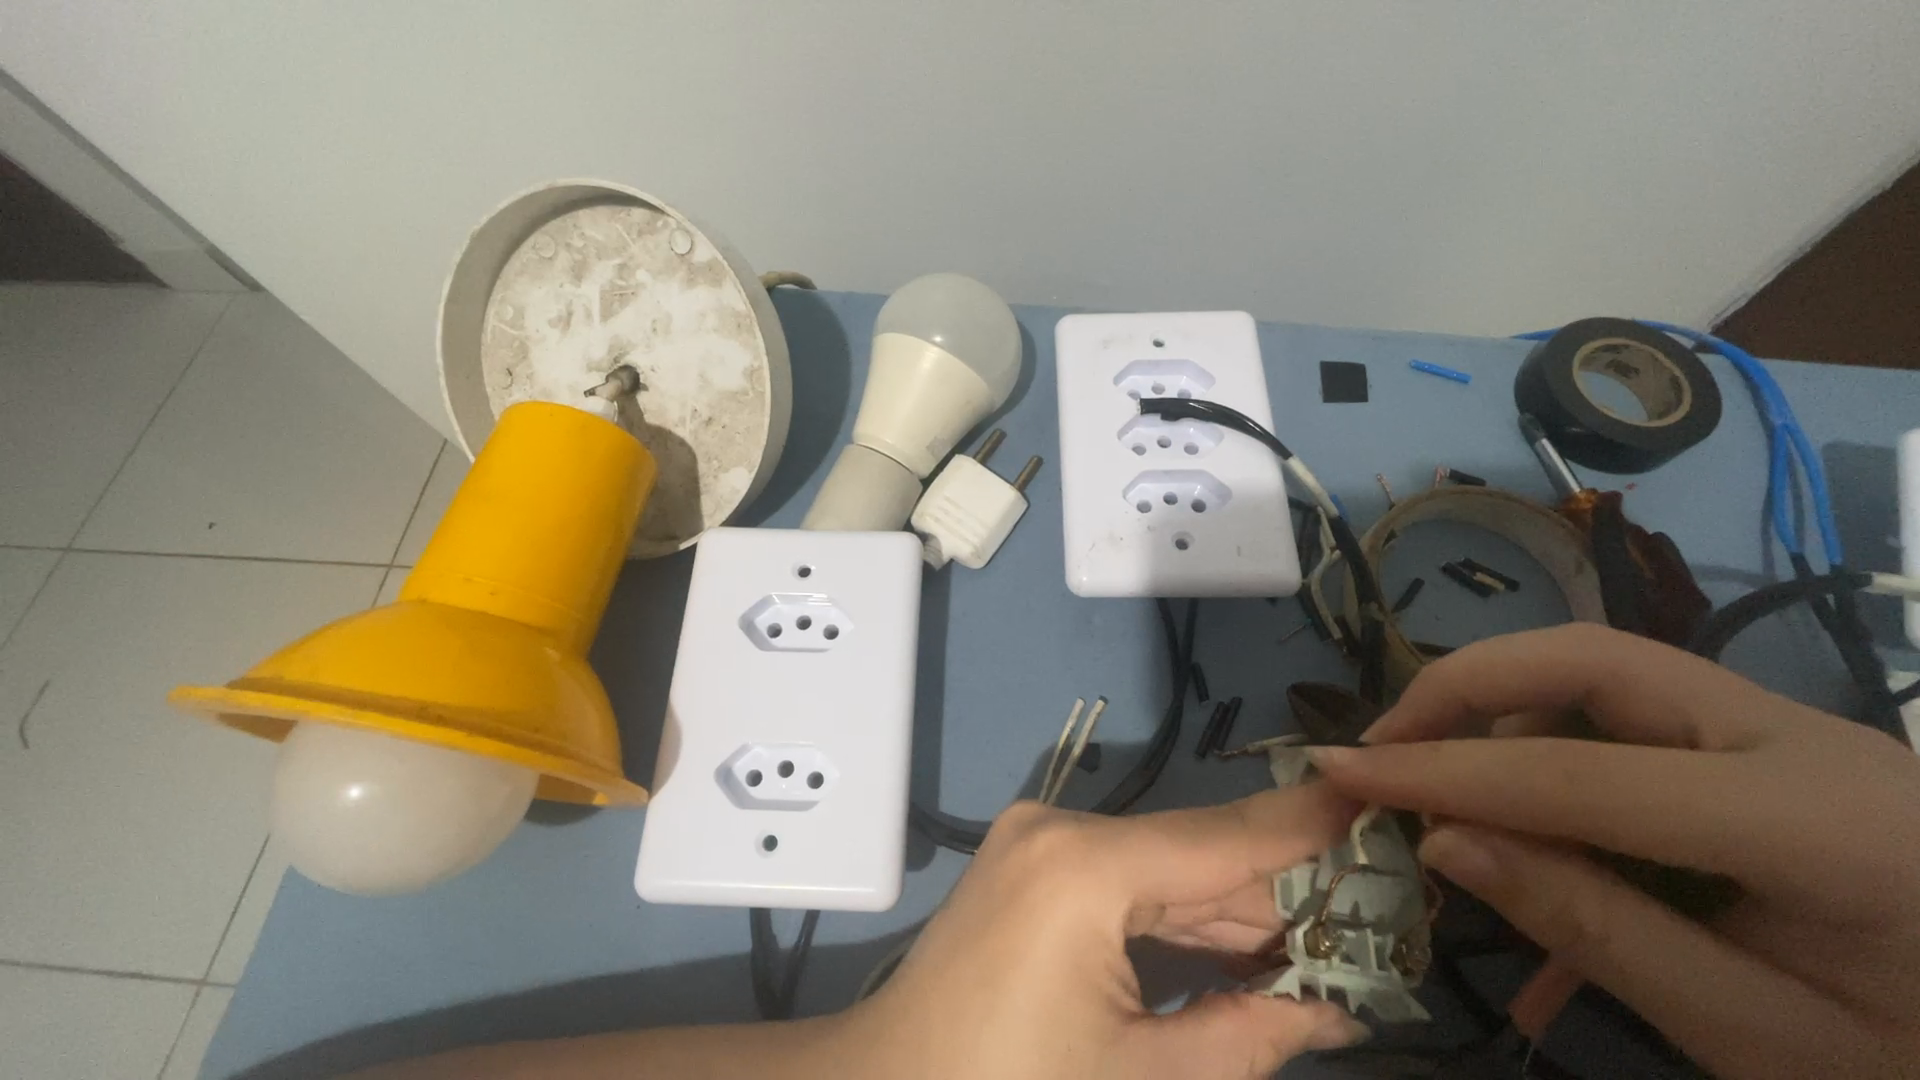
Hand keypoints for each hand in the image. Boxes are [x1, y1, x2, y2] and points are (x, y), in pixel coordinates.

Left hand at [844, 787, 1372, 1079]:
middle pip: (1198, 853)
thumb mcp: (1142, 1079)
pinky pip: (1126, 882)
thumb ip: (1249, 1035)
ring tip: (1333, 942)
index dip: (1309, 823)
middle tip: (1380, 913)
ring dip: (1238, 911)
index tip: (1379, 797)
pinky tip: (1249, 950)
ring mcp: (1040, 841)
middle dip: (1285, 890)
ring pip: (1165, 868)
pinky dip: (1183, 918)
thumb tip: (1341, 1010)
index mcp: (1086, 865)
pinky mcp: (1031, 864)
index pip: (1226, 838)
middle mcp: (1062, 829)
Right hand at [1308, 624, 1919, 1077]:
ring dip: (1498, 714)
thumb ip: (1593, 931)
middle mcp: (1798, 737)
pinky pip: (1619, 714)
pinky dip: (1541, 746)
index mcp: (1820, 822)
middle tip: (1388, 743)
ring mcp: (1782, 728)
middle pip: (1587, 657)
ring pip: (1596, 672)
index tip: (1339, 771)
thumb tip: (1441, 843)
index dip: (1443, 772)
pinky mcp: (1760, 741)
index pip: (1578, 774)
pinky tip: (1523, 819)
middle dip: (1464, 689)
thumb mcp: (1757, 1038)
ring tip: (1446, 789)